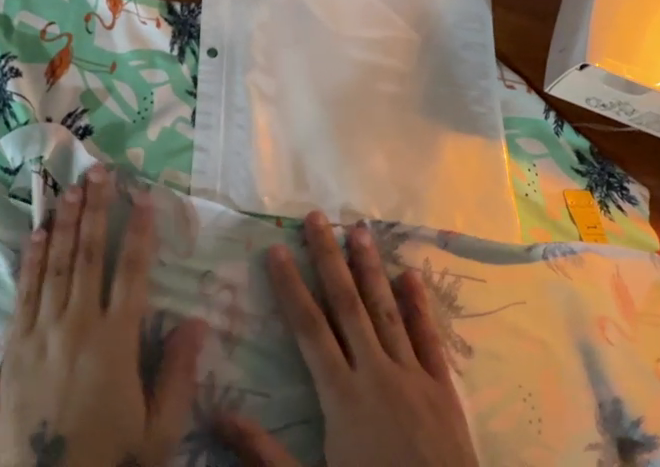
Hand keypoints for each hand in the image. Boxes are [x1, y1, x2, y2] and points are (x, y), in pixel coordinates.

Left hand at [0, 165, 208, 466]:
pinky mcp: (15, 346)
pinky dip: (32, 260)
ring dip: (64, 223)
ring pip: (56, 265)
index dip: (140, 231)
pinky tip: (37, 233)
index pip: (132, 273)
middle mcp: (78, 326)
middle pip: (89, 255)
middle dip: (96, 209)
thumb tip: (199, 321)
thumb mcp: (159, 429)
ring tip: (71, 187)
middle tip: (100, 171)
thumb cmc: (112, 460)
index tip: (143, 196)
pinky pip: (24, 292)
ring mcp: (41, 332)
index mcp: (117, 343)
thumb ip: (177, 373)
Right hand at [221, 212, 478, 466]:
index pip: (308, 327)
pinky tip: (410, 276)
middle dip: (329, 258)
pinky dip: (420, 306)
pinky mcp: (444, 392)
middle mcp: (376, 374)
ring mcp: (413, 379)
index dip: (290, 285)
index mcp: (341, 394)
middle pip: (347, 305)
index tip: (275, 248)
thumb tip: (214, 415)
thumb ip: (263, 451)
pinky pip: (429, 340)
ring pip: (387, 311)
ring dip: (370, 268)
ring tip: (359, 229)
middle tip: (316, 217)